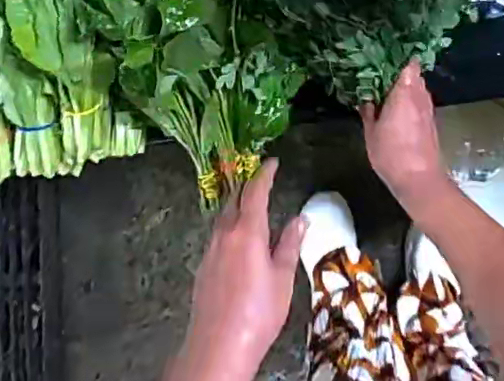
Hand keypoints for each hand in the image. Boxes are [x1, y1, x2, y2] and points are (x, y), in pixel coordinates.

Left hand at [165, 159, 307, 380]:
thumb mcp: (282, 280)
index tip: (272, 162)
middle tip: (262, 179)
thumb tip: (300, 219)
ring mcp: (211, 245)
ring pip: (225, 215)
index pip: (255, 191)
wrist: (219, 341)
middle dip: (248, 185)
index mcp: (247, 231)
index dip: (264, 173)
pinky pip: (218, 233)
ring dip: (238, 204)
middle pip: (235, 198)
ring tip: (251, 205)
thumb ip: (289, 245)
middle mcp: (225, 231)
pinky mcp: (204, 261)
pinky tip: (238, 239)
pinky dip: (230, 225)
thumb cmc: (258, 312)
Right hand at [360, 61, 453, 216]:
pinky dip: (409, 97)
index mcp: (404, 93)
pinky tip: (394, 103)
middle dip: (399, 68)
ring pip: (418, 88)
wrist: (421, 183)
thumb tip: (365, 95)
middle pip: (414, 74)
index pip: (408, 65)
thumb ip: (368, 109)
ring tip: (384, 82)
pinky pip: (419, 101)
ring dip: (405, 83)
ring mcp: (427, 111)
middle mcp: (419, 98)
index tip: (383, 49)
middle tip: (378, 65)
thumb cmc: (392, 154)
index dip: (398, 55)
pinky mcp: (430, 124)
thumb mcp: (371, 130)